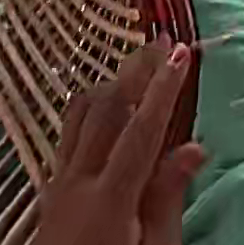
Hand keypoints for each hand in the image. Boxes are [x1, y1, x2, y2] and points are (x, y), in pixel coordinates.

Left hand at [34, 38, 206, 244]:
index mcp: (109, 203)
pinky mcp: (48, 191)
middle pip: (107, 110)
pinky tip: (104, 99)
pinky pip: (67, 132)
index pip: (141, 131)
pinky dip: (90, 105)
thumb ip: (168, 201)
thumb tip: (194, 146)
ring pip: (81, 115)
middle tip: (161, 41)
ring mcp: (58, 185)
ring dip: (112, 81)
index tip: (182, 51)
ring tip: (137, 62)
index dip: (164, 88)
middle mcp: (78, 185)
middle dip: (137, 70)